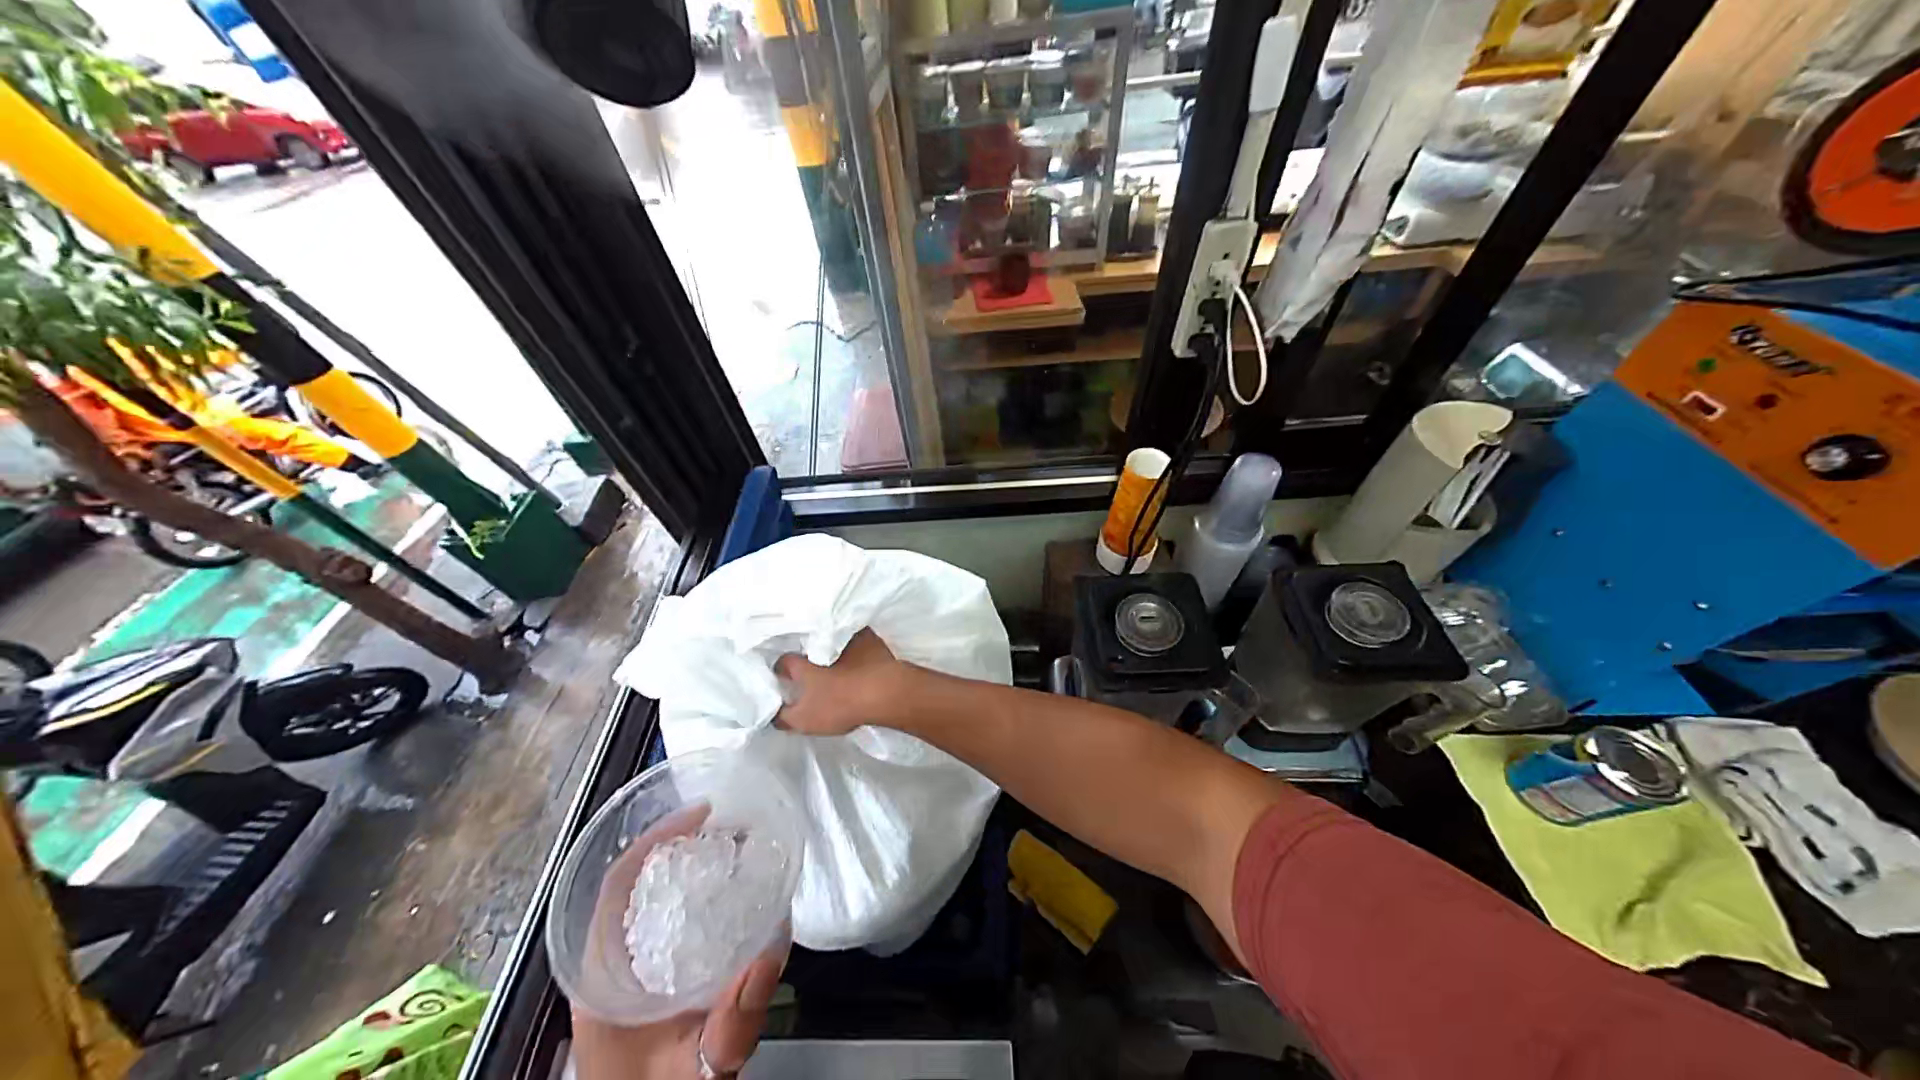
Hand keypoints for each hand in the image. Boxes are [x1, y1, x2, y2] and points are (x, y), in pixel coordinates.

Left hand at [571, 802, 788, 1078]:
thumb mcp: (700, 1070)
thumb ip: (736, 1019)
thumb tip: (773, 946)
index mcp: (603, 981)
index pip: (616, 886)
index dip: (655, 840)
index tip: (700, 814)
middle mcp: (606, 972)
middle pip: (632, 886)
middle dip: (676, 846)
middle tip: (724, 825)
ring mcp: (622, 981)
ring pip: (646, 905)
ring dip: (683, 870)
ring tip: (727, 848)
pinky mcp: (642, 990)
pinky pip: (662, 927)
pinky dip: (690, 900)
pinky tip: (723, 899)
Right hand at [774, 629, 907, 736]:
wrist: (884, 691)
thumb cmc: (840, 704)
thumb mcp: (804, 719)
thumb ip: (784, 717)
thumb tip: (773, 714)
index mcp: (802, 662)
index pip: (784, 662)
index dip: (782, 672)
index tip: (785, 680)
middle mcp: (821, 644)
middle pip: (808, 649)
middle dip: (807, 659)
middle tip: (811, 673)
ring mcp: (847, 638)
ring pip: (833, 642)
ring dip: (832, 652)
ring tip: (836, 666)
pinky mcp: (871, 638)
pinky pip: (857, 640)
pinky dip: (855, 649)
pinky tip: (858, 660)